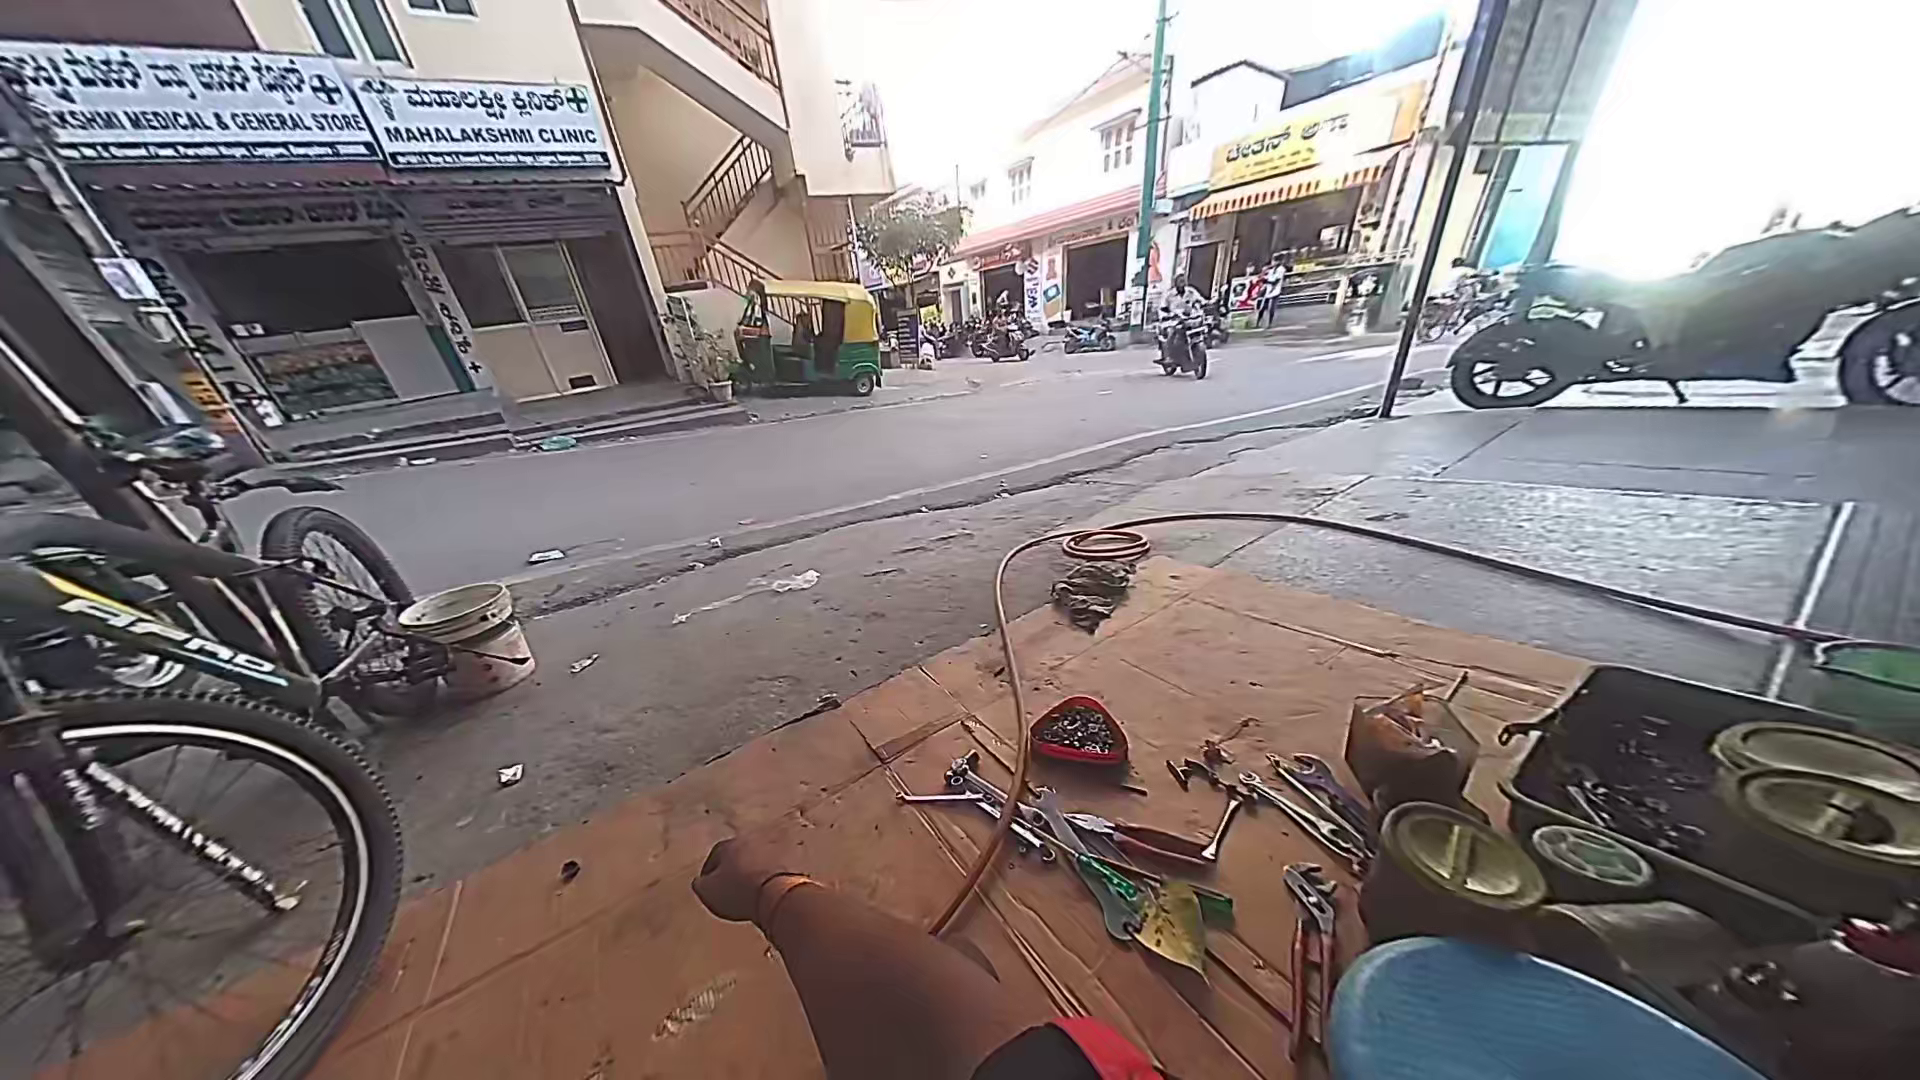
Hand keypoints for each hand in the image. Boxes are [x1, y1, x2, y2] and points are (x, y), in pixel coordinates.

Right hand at [692, 836, 802, 922]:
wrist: (774, 892)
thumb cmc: (737, 890)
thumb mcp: (707, 891)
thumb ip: (700, 884)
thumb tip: (700, 881)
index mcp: (729, 845)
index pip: (714, 855)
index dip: (709, 873)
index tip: (707, 887)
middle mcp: (750, 840)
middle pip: (737, 854)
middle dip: (731, 869)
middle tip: (727, 888)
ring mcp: (770, 848)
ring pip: (754, 859)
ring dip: (749, 872)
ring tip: (745, 891)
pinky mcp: (786, 859)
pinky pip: (770, 867)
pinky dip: (764, 876)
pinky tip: (761, 891)